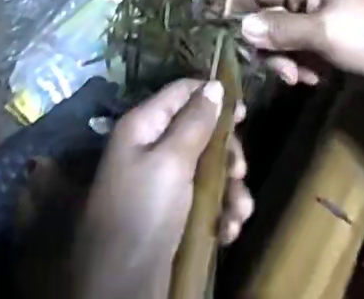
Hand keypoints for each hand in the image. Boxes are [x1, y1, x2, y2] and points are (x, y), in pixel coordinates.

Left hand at [71, 79, 251, 298]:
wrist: (120, 291)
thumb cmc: (143, 214)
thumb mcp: (171, 161)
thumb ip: (195, 121)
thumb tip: (215, 84)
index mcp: (143, 126)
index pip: (181, 91)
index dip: (213, 96)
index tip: (243, 112)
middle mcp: (152, 149)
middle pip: (200, 130)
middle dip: (227, 151)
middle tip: (240, 171)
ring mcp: (162, 184)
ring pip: (208, 168)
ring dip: (230, 188)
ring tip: (239, 211)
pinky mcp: (172, 217)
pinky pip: (205, 201)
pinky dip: (222, 212)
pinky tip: (229, 230)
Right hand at [234, 0, 363, 83]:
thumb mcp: (321, 34)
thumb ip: (281, 30)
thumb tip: (241, 28)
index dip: (235, 7)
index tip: (215, 31)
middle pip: (264, 17)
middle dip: (270, 46)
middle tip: (285, 71)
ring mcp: (312, 14)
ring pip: (278, 38)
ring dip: (286, 61)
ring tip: (304, 77)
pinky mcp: (319, 36)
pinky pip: (294, 49)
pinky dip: (300, 65)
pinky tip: (316, 77)